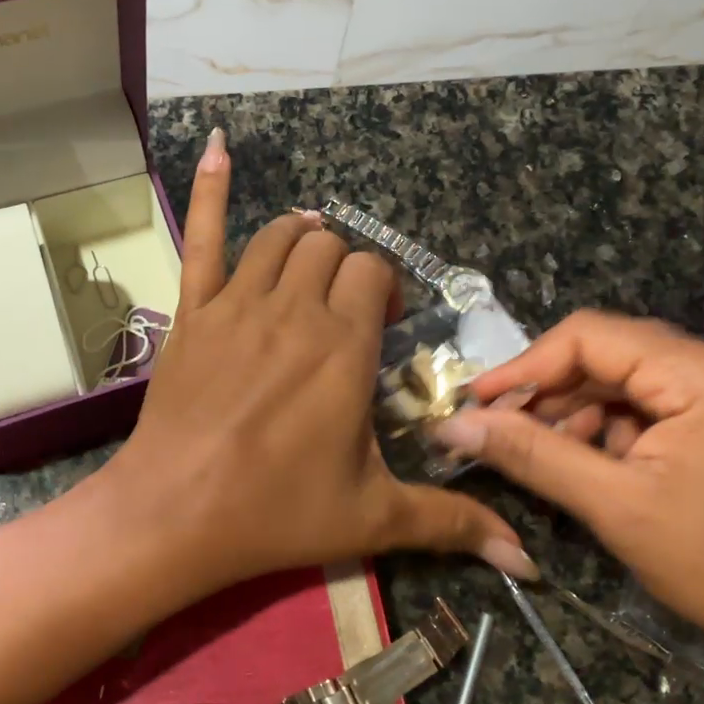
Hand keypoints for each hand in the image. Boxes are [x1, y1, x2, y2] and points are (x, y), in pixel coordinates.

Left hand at [91, 129, 538, 597]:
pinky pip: (202, 236)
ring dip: (301, 241)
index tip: (377, 332)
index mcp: (343, 345)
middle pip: (330, 249)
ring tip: (307, 264)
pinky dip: (209, 188)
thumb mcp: (373, 517)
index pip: (372, 274)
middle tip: (342, 317)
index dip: (381, 292)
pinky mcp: (192, 310)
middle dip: (345, 270)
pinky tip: (217, 145)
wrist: (176, 513)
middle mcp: (294, 308)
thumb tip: (527, 558)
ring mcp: (237, 302)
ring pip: (280, 235)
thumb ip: (452, 521)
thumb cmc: (276, 512)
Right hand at [433, 311, 703, 696]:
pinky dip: (625, 435)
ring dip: (586, 419)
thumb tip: (455, 425)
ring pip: (636, 386)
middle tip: (505, 439)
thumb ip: (533, 456)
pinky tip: (606, 473)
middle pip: (612, 357)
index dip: (523, 366)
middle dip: (553, 396)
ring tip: (556, 465)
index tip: (475, 405)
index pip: (588, 335)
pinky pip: (667, 410)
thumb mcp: (619, 509)